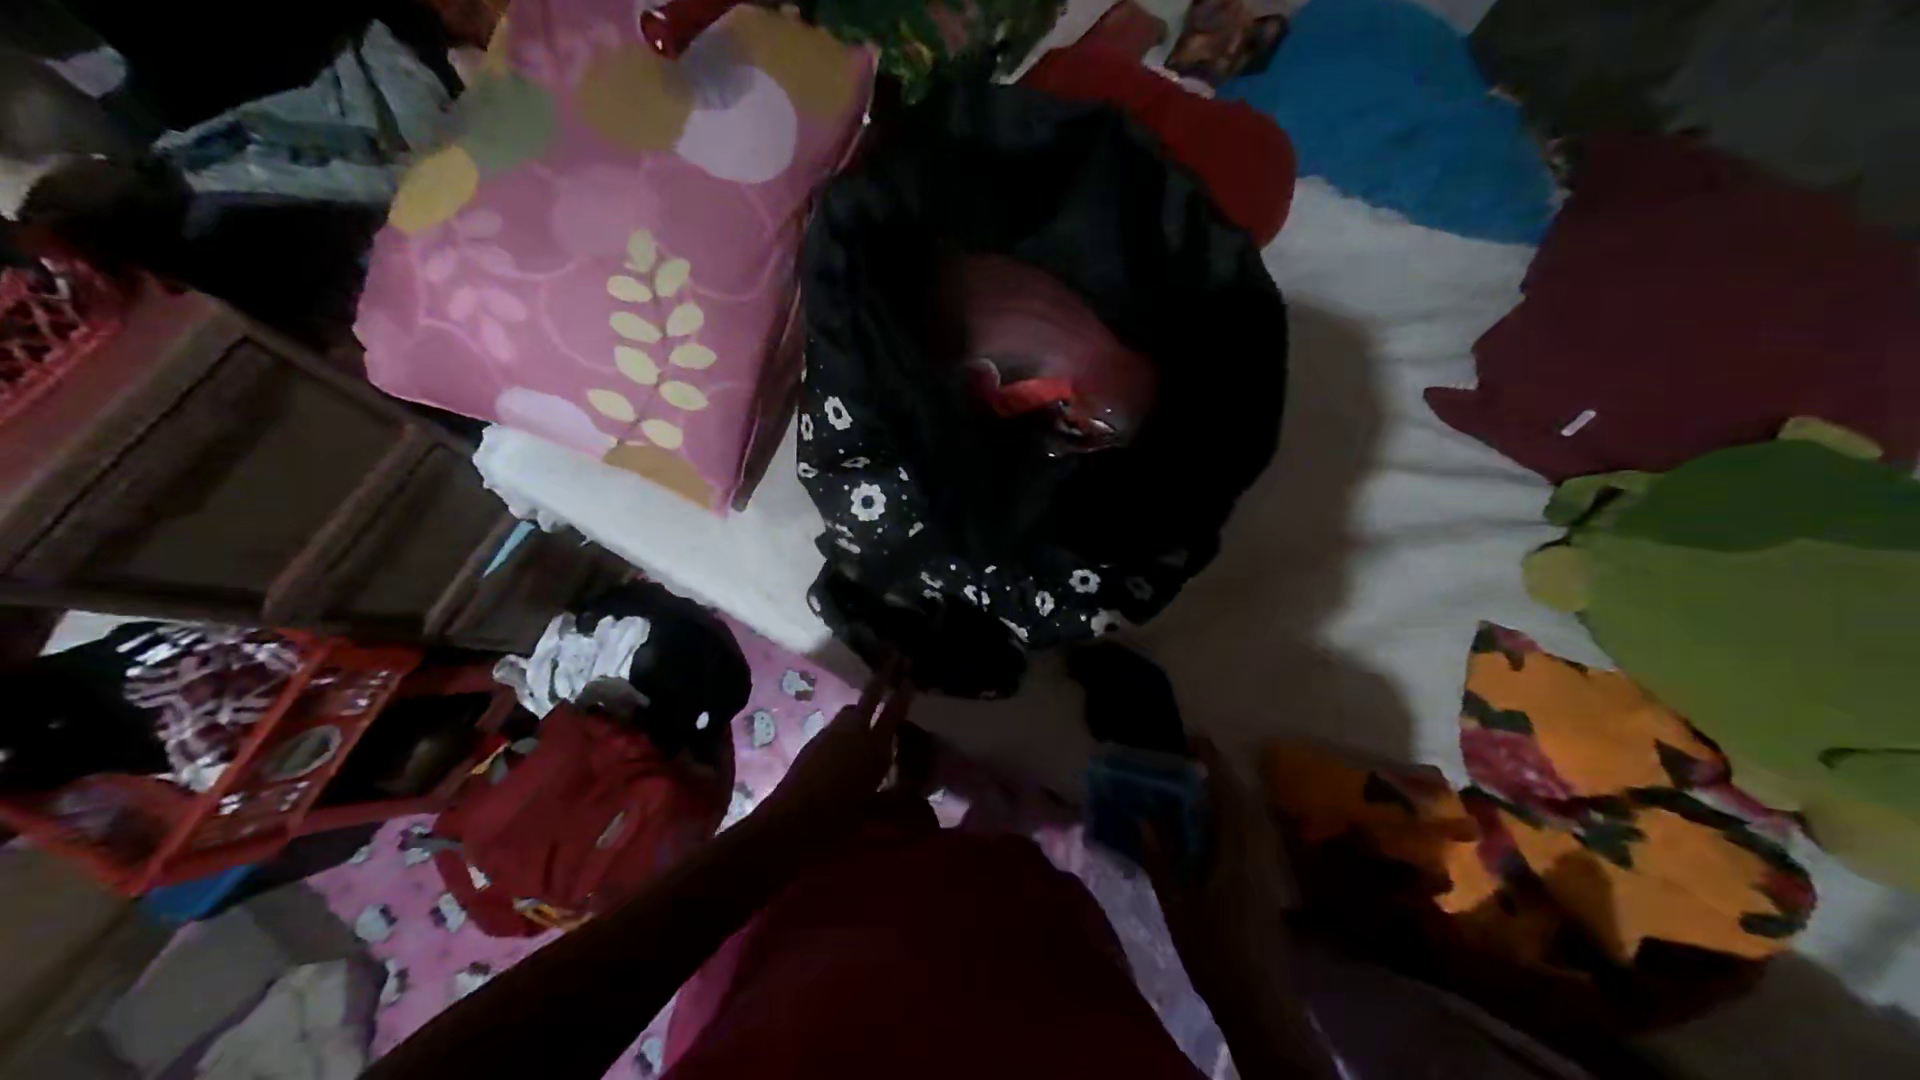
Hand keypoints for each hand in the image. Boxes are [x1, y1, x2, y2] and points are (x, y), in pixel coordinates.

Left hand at [752, 664, 911, 835]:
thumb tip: (903, 785)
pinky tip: (845, 745)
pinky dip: (845, 727)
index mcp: (875, 748)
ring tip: (868, 715)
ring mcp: (830, 733)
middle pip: (870, 695)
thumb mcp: (871, 807)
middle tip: (896, 656)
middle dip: (883, 675)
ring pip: (849, 710)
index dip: (904, 694)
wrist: (791, 821)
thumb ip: (887, 790)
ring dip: (860, 707)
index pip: (894, 713)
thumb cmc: (839, 819)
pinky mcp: (813, 741)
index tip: (910, 677)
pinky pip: (835, 726)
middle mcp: (854, 732)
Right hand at [1143, 738, 1293, 989]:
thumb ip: (1160, 858)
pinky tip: (1210, 824)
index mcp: (1237, 854)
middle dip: (1219, 772)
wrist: (1259, 1001)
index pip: (1228, 795)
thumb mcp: (1177, 905)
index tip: (1191, 740)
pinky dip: (1231, 814)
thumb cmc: (1214, 952)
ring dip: (1226, 792)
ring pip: (1250, 815)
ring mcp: (1267, 868)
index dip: (1212, 763)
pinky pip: (1250, 832)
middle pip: (1244, 799)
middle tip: (1189, 759)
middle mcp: (1258, 853)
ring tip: (1196, 784)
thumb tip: (1142, 818)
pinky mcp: (1266, 881)